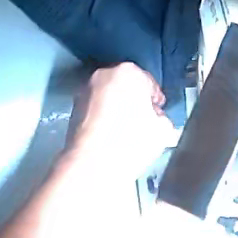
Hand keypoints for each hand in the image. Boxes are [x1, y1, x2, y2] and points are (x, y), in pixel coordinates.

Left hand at [63, 63, 176, 179]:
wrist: (92, 165)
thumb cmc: (130, 143)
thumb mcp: (164, 130)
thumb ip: (163, 118)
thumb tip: (157, 120)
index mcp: (129, 73)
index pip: (149, 82)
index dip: (155, 100)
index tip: (158, 112)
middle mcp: (104, 75)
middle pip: (126, 86)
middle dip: (134, 101)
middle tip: (144, 122)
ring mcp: (86, 91)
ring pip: (108, 96)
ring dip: (117, 109)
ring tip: (126, 132)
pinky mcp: (73, 109)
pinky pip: (95, 109)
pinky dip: (103, 118)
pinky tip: (110, 136)